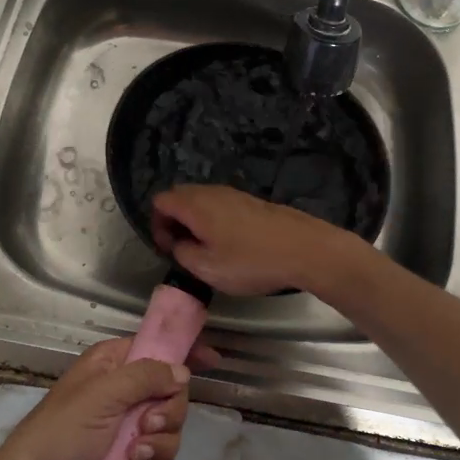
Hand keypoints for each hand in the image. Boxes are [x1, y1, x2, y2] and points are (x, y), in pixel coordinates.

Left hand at [0, 337, 216, 459]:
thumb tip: (183, 371)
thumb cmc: (61, 432)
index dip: (185, 350)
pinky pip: (155, 455)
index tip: (213, 360)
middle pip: (171, 391)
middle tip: (146, 427)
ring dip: (156, 446)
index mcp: (113, 362)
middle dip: (167, 414)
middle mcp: (122, 388)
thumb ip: (145, 377)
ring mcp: (124, 424)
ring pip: (168, 427)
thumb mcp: (102, 396)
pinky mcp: (125, 457)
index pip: (157, 345)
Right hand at [150, 185, 354, 296]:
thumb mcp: (207, 268)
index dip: (156, 225)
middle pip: (180, 197)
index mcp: (195, 204)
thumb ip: (182, 254)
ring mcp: (234, 194)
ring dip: (195, 222)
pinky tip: (230, 245)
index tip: (169, 250)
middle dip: (174, 222)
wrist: (302, 248)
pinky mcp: (251, 202)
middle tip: (184, 251)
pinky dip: (214, 221)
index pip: (160, 201)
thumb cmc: (251, 260)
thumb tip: (178, 244)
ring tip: (207, 251)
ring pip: (202, 201)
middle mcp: (212, 191)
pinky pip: (220, 205)